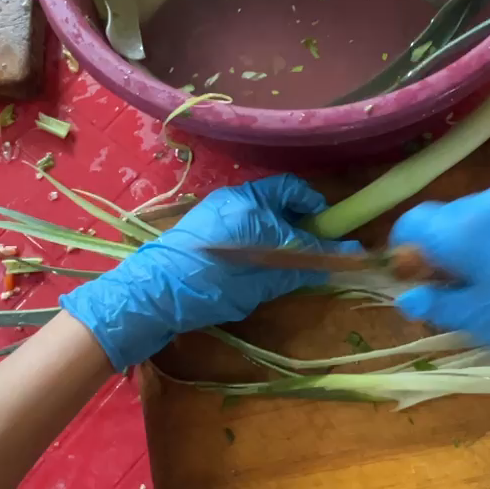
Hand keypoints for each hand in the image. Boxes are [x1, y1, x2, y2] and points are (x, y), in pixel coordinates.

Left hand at [62, 175, 360, 369]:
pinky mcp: (203, 225)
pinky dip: (259, 235)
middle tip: (312, 248)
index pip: (295, 192)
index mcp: (250, 205)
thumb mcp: (260, 282)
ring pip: (260, 211)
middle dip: (300, 220)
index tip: (332, 231)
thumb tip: (338, 261)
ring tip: (286, 260)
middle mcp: (233, 199)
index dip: (318, 209)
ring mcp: (216, 209)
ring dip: (279, 229)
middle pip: (278, 198)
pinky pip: (242, 221)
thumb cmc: (209, 287)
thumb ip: (299, 267)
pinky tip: (259, 262)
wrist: (151, 296)